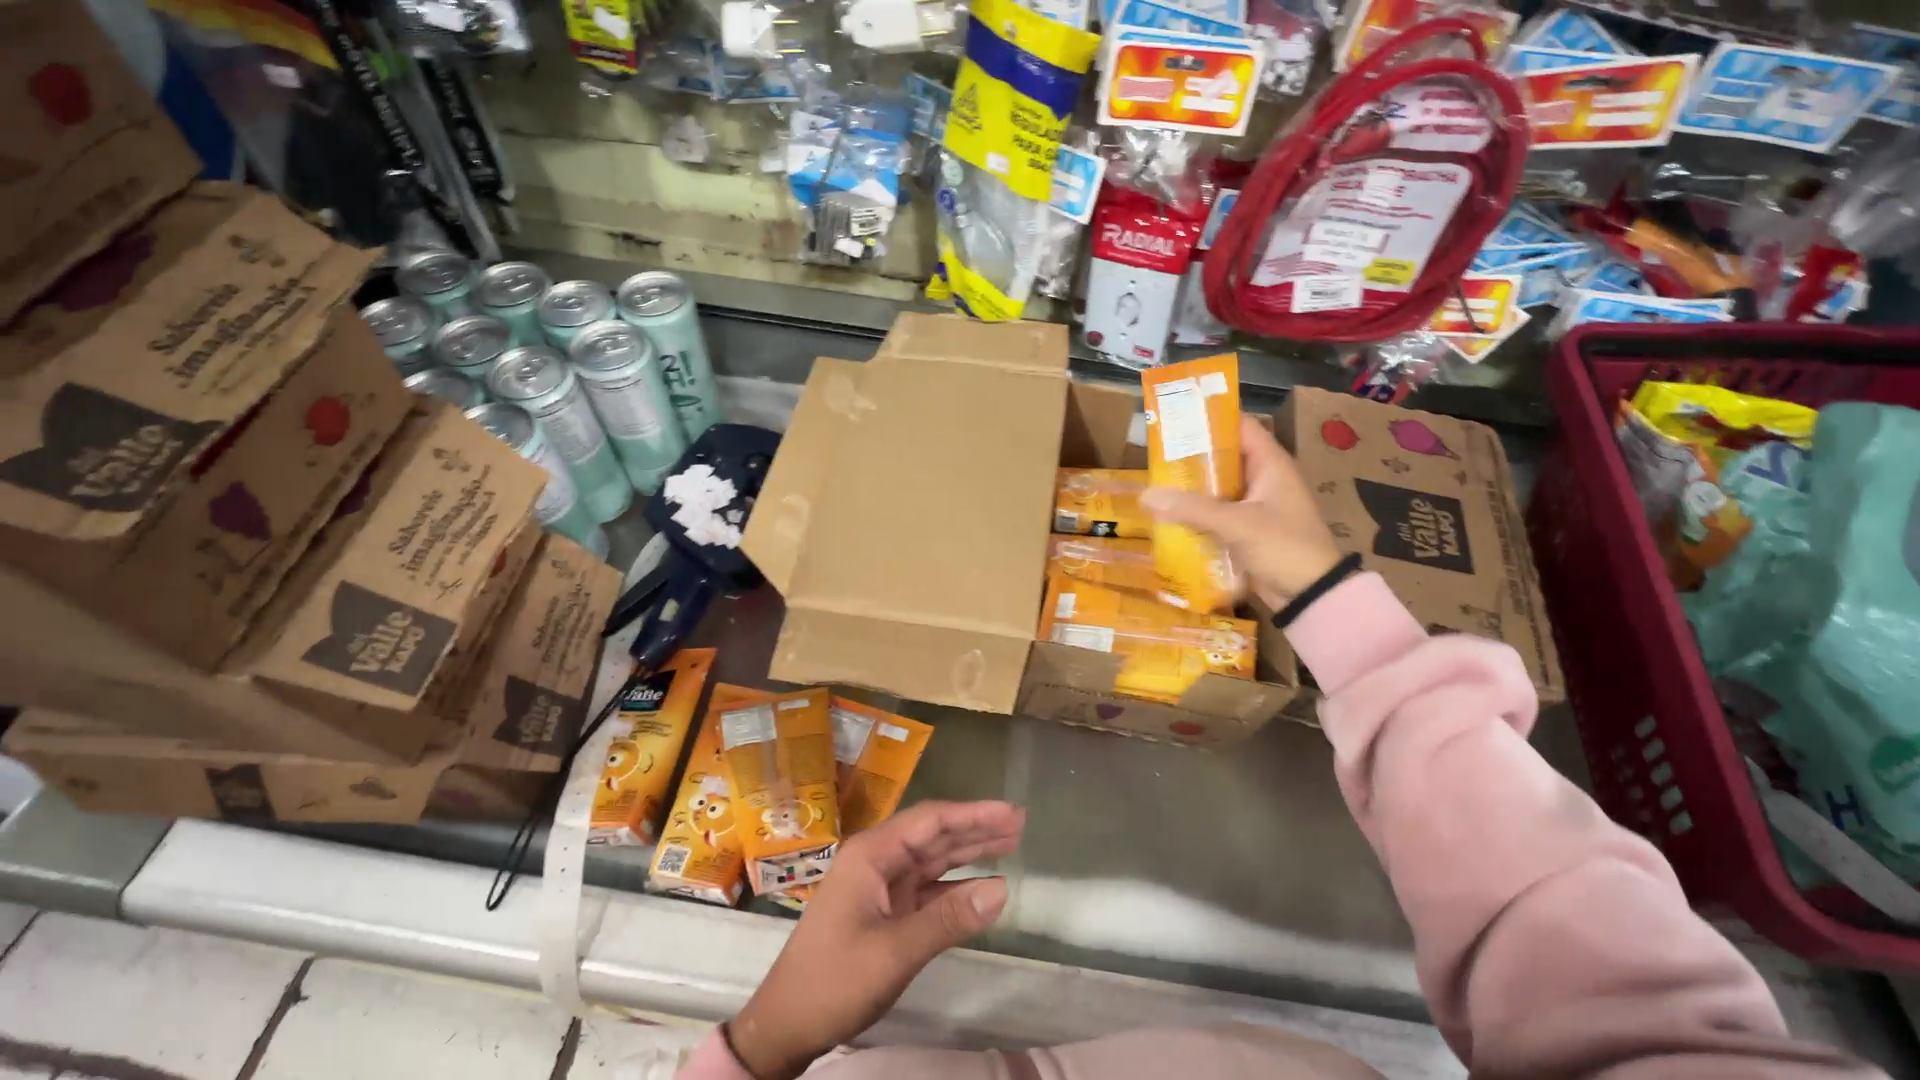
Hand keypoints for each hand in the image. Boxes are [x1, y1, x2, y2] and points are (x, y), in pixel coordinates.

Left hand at [728, 800, 1025, 1079]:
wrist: (787, 1023)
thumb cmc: (834, 979)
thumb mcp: (895, 951)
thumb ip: (949, 919)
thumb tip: (1003, 889)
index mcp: (871, 855)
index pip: (930, 821)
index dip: (973, 814)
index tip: (1010, 810)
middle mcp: (876, 861)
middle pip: (934, 835)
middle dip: (976, 828)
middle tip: (1021, 822)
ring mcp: (880, 887)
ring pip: (933, 860)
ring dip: (970, 852)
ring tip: (1012, 842)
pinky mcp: (884, 912)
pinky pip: (928, 890)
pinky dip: (957, 887)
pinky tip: (985, 887)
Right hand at [1141, 414, 1344, 611]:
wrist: (1312, 595)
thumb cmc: (1285, 547)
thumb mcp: (1238, 524)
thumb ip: (1192, 509)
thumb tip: (1146, 495)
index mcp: (1270, 464)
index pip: (1240, 427)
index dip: (1211, 418)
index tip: (1176, 416)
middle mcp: (1262, 479)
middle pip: (1222, 458)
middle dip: (1191, 457)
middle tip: (1153, 453)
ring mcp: (1254, 507)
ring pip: (1216, 488)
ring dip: (1190, 488)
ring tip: (1153, 482)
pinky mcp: (1246, 532)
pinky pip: (1215, 515)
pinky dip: (1195, 514)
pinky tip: (1168, 516)